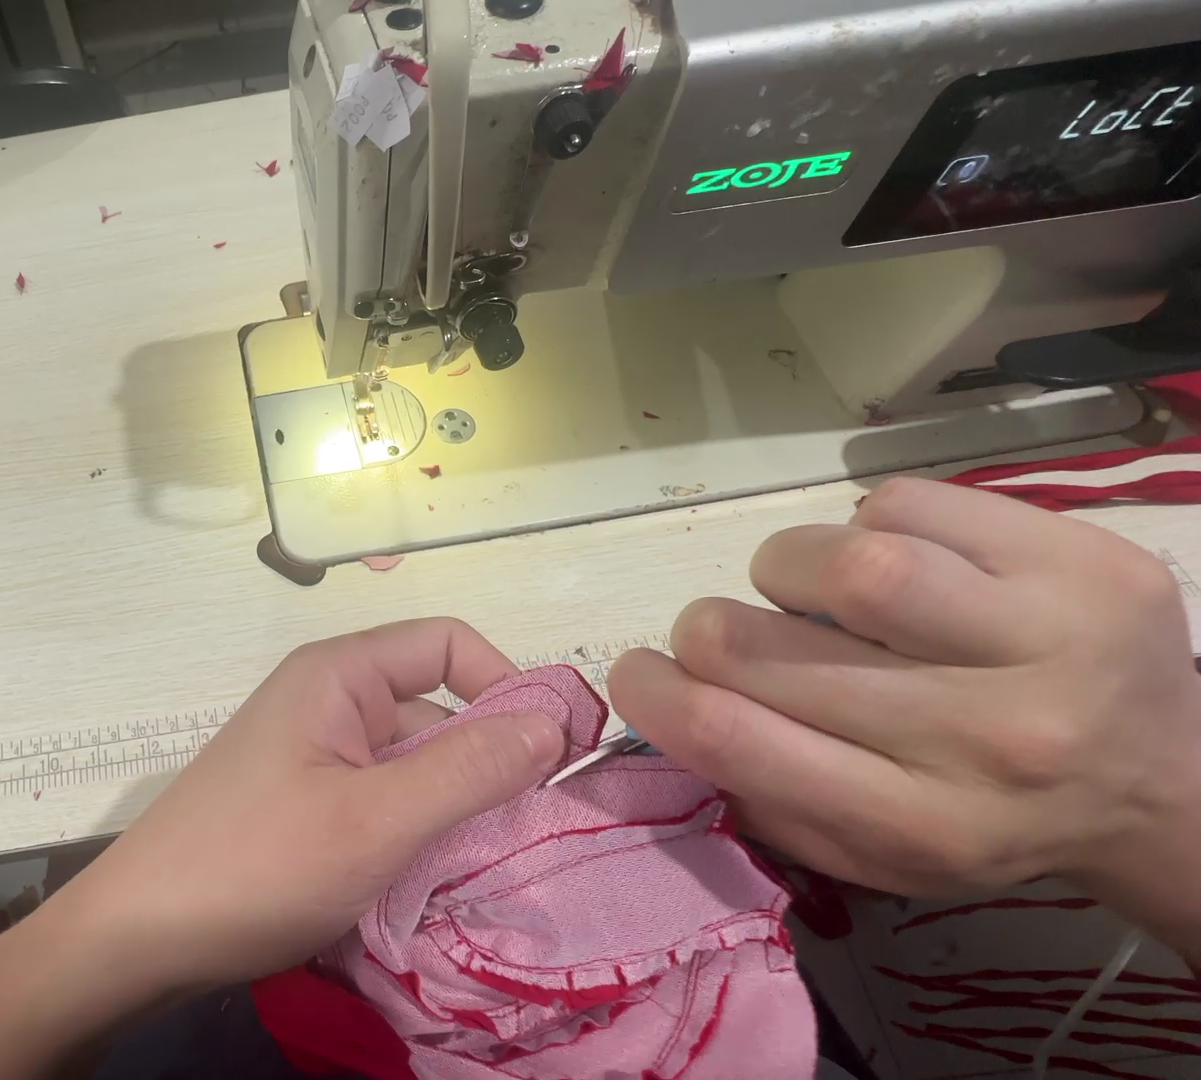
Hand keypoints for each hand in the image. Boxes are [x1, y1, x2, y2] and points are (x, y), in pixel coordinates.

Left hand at [45, 617, 567, 991]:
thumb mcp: (373, 821)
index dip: (507, 683)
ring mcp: (313, 752)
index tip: (556, 753)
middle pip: (433, 707)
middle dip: (483, 762)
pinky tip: (427, 880)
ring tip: (479, 869)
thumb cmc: (255, 864)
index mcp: (337, 674)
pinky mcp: (305, 799)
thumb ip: (467, 770)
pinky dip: (412, 830)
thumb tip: (553, 721)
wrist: (141, 935)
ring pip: (411, 762)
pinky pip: (380, 797)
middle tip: (526, 837)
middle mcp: (327, 699)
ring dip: (449, 807)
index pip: (446, 644)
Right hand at [608, 479, 1200, 950]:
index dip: (649, 690)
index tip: (639, 673)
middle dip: (707, 632)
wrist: (1165, 788)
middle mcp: (987, 740)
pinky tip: (904, 573)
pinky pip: (899, 506)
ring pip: (835, 561)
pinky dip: (866, 528)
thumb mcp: (853, 846)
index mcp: (912, 822)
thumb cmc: (970, 816)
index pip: (723, 734)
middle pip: (749, 642)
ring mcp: (1051, 642)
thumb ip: (749, 789)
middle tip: (732, 642)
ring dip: (784, 570)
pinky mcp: (1087, 563)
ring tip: (814, 598)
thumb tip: (659, 706)